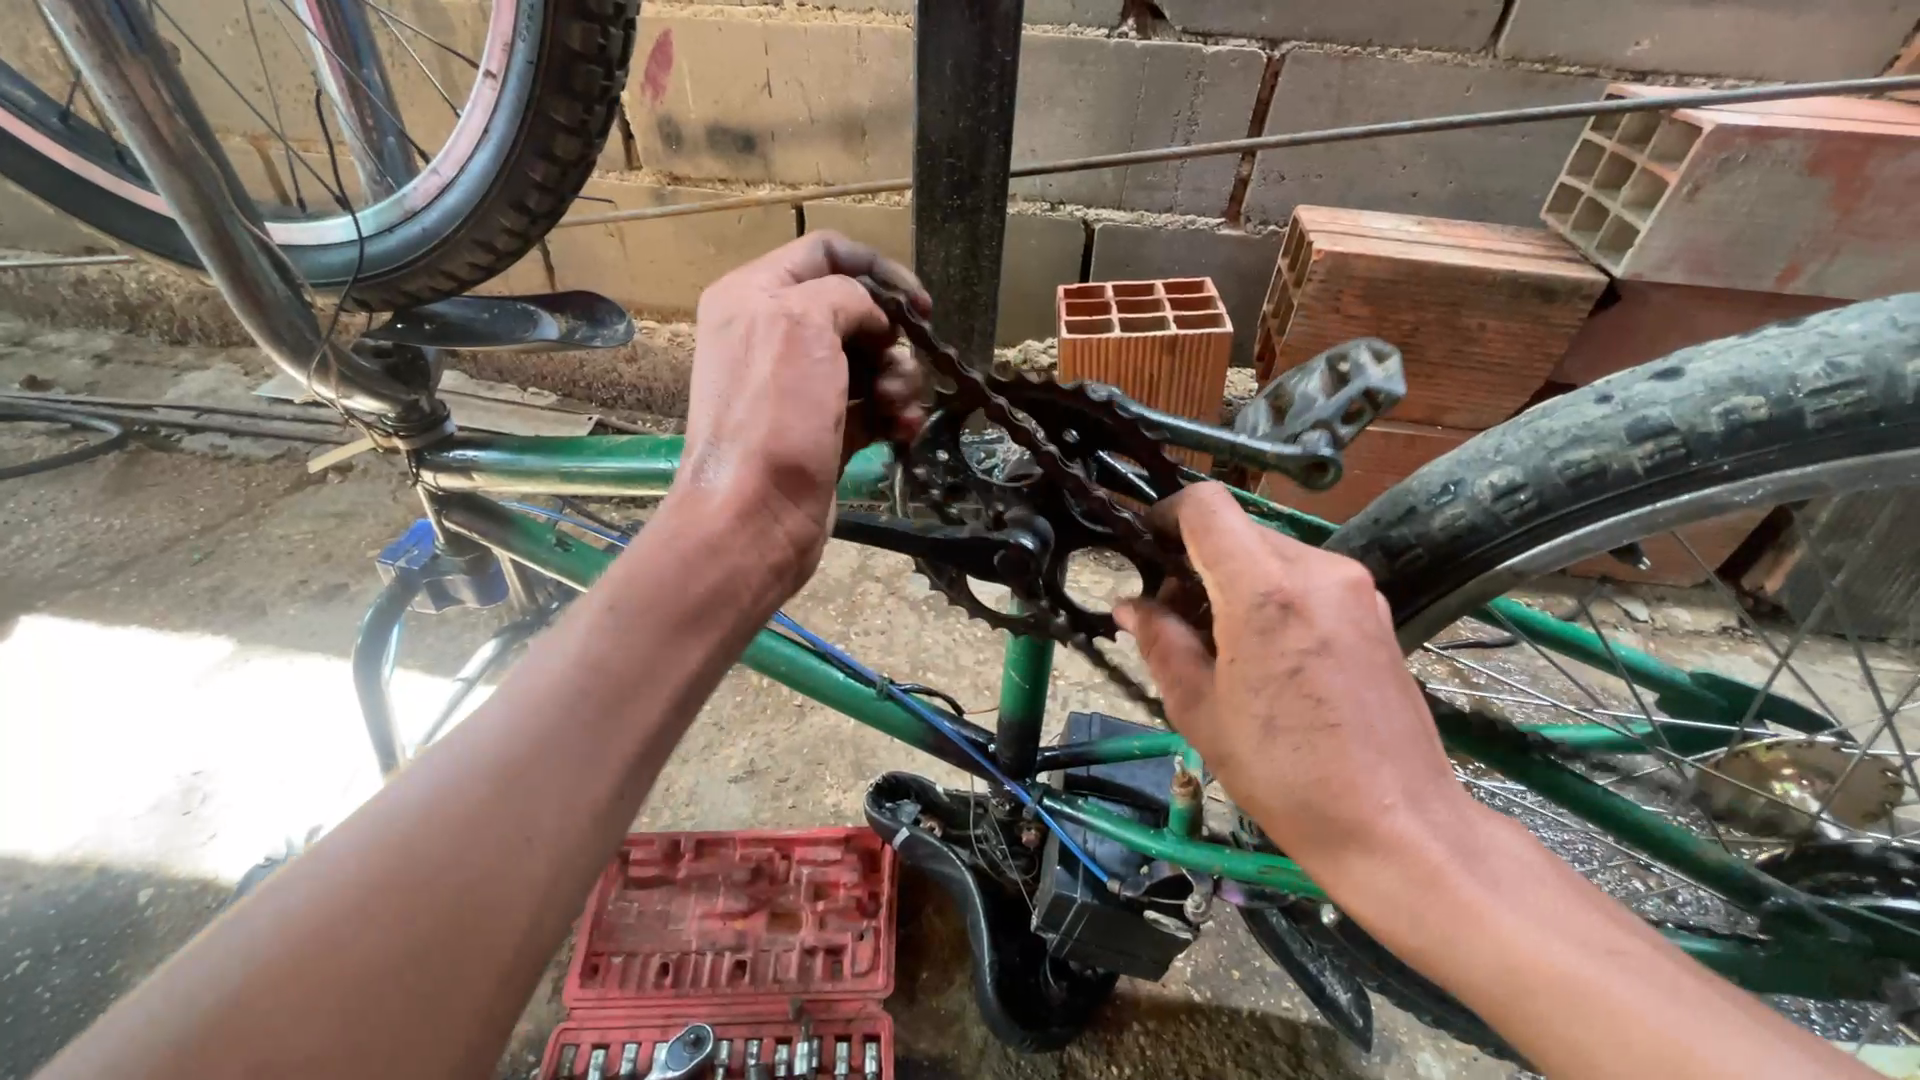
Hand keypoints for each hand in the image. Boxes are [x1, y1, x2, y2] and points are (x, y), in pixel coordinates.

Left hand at [678, 232, 928, 591]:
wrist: (755, 517)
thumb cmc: (773, 415)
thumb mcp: (804, 326)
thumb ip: (846, 296)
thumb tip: (875, 319)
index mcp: (755, 295)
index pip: (825, 253)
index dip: (878, 269)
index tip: (919, 305)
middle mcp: (774, 334)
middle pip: (855, 313)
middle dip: (891, 339)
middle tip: (900, 368)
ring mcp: (799, 386)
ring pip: (870, 362)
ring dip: (897, 380)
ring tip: (898, 408)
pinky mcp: (822, 429)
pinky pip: (871, 406)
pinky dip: (893, 413)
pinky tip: (903, 430)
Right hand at [1114, 483, 1474, 881]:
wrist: (1397, 825)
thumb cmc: (1285, 774)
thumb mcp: (1199, 710)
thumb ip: (1160, 642)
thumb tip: (1129, 606)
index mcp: (1264, 590)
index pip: (1206, 506)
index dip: (1165, 514)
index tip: (1145, 548)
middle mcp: (1316, 570)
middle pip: (1237, 530)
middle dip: (1195, 560)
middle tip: (1172, 617)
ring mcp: (1354, 588)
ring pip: (1272, 554)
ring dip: (1233, 580)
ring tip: (1218, 643)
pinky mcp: (1375, 611)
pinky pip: (1306, 579)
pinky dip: (1271, 596)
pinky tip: (1264, 653)